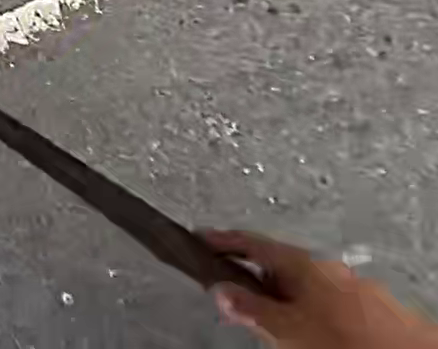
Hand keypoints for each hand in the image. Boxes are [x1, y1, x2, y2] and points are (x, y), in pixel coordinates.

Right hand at [205, 230, 437, 348]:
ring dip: (283, 296)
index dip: (216, 240)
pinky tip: (307, 327)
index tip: (195, 239)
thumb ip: (245, 304)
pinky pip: (330, 301)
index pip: (246, 239)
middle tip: (234, 292)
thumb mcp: (283, 324)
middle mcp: (331, 267)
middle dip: (253, 278)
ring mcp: (360, 290)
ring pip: (306, 286)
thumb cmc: (341, 339)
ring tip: (271, 316)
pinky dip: (311, 309)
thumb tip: (218, 292)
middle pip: (277, 265)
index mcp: (303, 259)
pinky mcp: (382, 314)